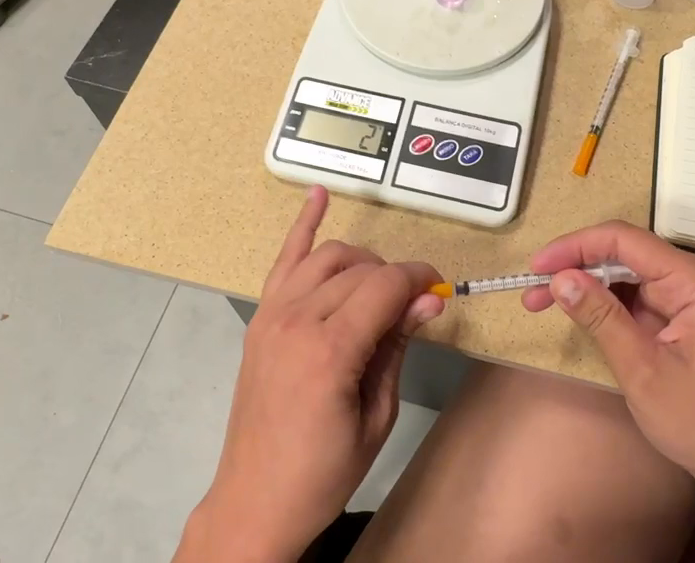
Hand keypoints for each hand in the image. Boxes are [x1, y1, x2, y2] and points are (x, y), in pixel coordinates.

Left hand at [181, 186, 443, 561]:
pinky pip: (283, 259)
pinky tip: (318, 195)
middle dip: (396, 278)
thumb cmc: (323, 471)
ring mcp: (272, 314)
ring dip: (362, 260)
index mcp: (330, 351)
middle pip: (361, 270)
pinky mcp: (261, 317)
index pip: (386, 287)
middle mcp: (297, 319)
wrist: (255, 499)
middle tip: (417, 304)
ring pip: (328, 257)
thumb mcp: (376, 416)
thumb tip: (428, 302)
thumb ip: (396, 348)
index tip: (439, 291)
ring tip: (381, 285)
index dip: (419, 280)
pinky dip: (302, 224)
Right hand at [522, 220, 694, 490]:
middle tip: (531, 290)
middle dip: (574, 266)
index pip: (623, 240)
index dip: (575, 246)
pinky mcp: (675, 317)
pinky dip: (600, 303)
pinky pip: (632, 296)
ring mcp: (683, 297)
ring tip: (540, 301)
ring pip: (623, 273)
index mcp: (690, 279)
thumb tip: (560, 278)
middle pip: (621, 252)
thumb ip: (601, 317)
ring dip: (583, 284)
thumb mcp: (642, 369)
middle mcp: (688, 277)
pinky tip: (574, 312)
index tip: (536, 267)